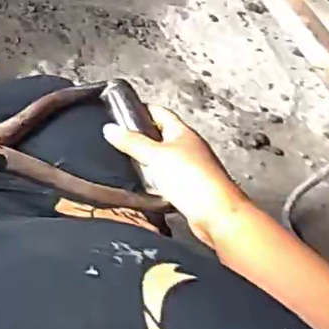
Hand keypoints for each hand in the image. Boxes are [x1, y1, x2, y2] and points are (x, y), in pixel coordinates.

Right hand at [103, 108, 252, 239]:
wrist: (219, 218)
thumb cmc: (192, 180)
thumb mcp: (155, 156)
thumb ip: (132, 142)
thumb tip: (109, 128)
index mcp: (183, 133)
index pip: (159, 113)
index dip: (141, 110)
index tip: (122, 112)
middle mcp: (189, 148)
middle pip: (161, 136)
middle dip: (141, 138)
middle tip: (120, 141)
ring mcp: (192, 170)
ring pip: (164, 160)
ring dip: (149, 163)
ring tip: (127, 164)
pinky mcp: (192, 191)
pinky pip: (169, 180)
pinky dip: (157, 182)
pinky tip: (145, 188)